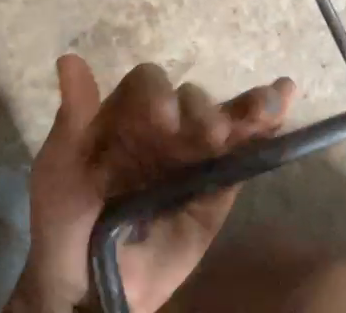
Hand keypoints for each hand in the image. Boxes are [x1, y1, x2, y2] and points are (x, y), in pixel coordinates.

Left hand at [7, 55, 296, 312]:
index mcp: (126, 115)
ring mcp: (193, 156)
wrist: (90, 285)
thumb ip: (75, 116)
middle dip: (203, 111)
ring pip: (225, 120)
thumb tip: (69, 59)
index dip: (157, 94)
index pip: (149, 84)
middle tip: (207, 134)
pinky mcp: (219, 189)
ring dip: (248, 108)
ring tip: (271, 101)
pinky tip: (285, 105)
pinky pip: (243, 156)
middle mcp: (163, 127)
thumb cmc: (64, 221)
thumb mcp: (60, 168)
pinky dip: (265, 132)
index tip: (160, 119)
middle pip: (192, 99)